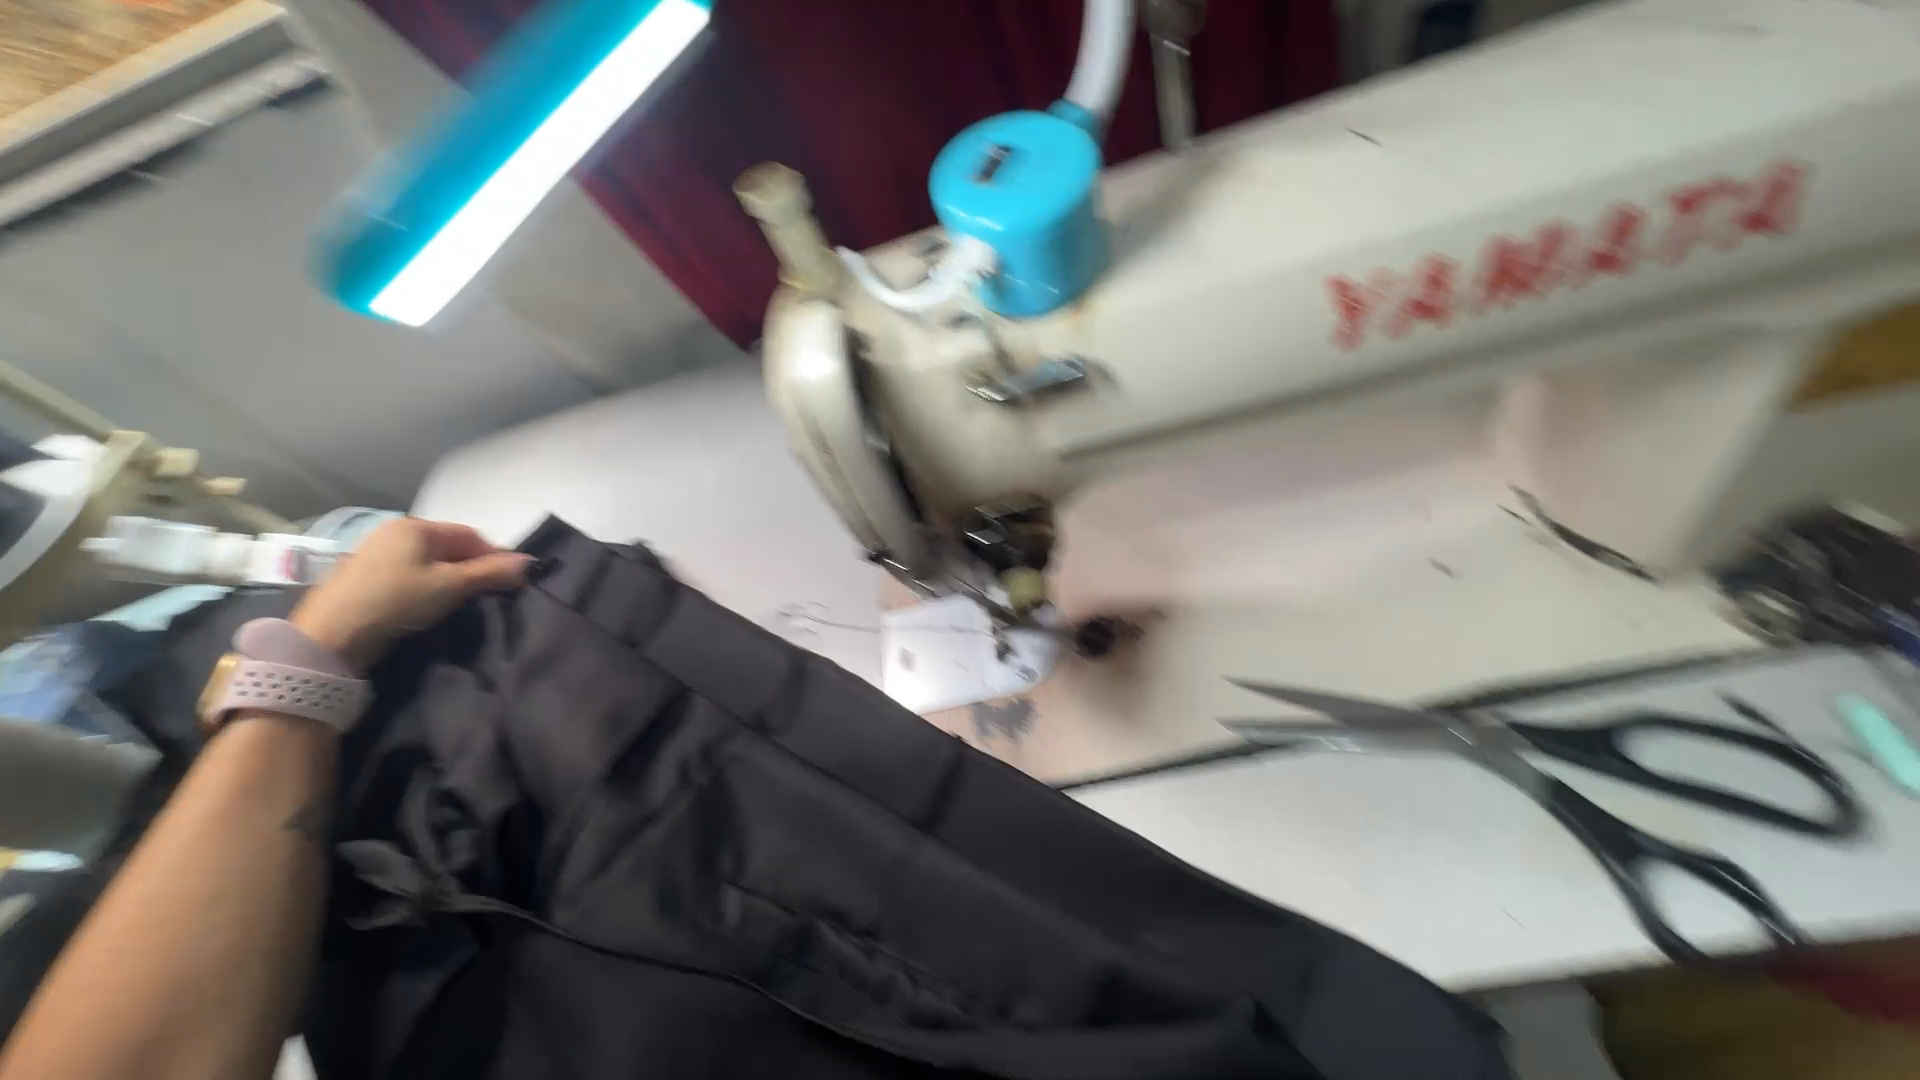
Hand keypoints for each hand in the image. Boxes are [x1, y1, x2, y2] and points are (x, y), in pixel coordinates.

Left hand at [289, 518, 529, 672]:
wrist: (330, 636)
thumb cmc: (397, 600)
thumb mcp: (451, 586)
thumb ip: (492, 572)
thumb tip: (531, 562)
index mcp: (415, 526)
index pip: (470, 535)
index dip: (495, 556)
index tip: (510, 581)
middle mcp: (395, 532)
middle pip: (449, 547)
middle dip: (473, 568)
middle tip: (488, 594)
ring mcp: (376, 553)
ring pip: (430, 562)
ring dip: (452, 579)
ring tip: (461, 602)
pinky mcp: (365, 576)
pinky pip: (411, 573)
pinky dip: (428, 585)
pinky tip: (430, 605)